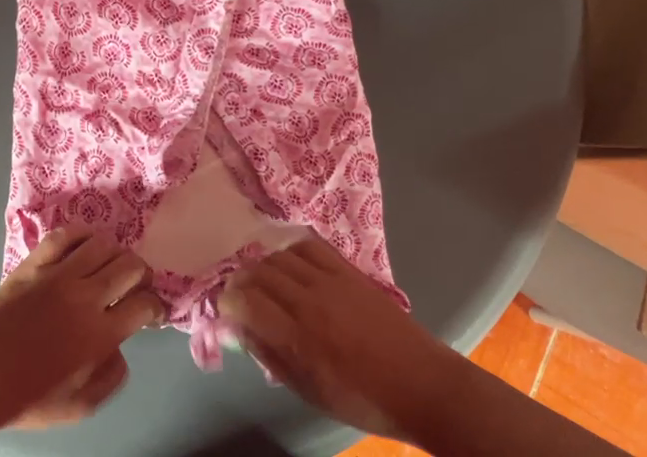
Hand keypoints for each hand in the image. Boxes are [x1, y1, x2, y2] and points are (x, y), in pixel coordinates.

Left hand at [0, 227, 164, 429]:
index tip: (153, 312)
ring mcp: (58, 274)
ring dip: (116, 253)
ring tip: (113, 266)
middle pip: (130, 266)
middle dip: (143, 274)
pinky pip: (65, 235)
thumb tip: (120, 349)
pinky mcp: (33, 263)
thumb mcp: (80, 407)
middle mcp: (85, 296)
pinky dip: (82, 235)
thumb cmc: (28, 396)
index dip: (156, 306)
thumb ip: (111, 377)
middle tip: (138, 286)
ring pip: (102, 245)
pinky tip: (87, 245)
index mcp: (100, 333)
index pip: (144, 304)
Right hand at [219, 236, 443, 438]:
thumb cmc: (363, 400)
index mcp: (298, 337)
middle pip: (259, 272)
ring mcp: (331, 280)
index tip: (224, 308)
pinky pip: (310, 246)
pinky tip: (288, 261)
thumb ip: (271, 356)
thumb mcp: (310, 392)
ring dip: (263, 264)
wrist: (422, 385)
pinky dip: (291, 249)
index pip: (247, 302)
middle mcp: (310, 301)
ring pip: (280, 255)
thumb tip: (239, 330)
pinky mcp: (349, 271)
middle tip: (238, 293)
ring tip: (261, 277)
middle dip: (241, 280)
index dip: (228, 301)